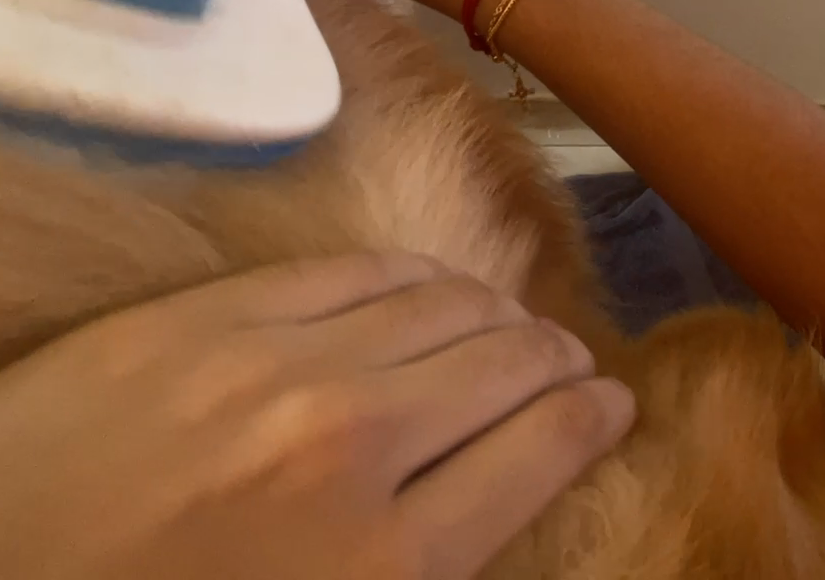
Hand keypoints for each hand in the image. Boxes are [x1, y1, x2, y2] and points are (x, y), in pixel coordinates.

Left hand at [0, 253, 633, 578]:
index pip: (546, 449)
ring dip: (505, 317)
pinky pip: (367, 273)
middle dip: (563, 363)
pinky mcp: (208, 319)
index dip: (597, 417)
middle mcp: (349, 448)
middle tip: (573, 367)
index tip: (616, 402)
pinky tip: (441, 289)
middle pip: (512, 366)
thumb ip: (425, 565)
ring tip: (516, 328)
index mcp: (377, 569)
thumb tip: (502, 492)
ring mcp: (274, 369)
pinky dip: (426, 280)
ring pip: (453, 306)